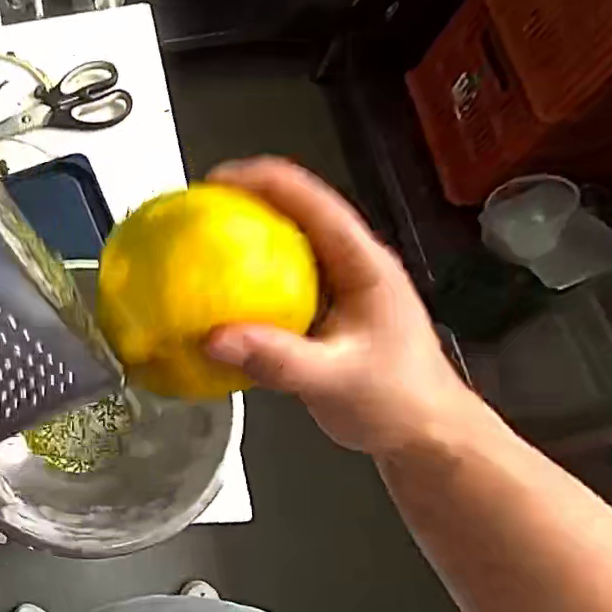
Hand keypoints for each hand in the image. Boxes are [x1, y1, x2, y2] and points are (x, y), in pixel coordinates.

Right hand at [200, 157, 492, 459]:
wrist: (419, 433)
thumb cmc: (394, 400)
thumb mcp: (334, 378)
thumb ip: (276, 359)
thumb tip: (212, 338)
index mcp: (363, 267)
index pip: (316, 206)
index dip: (269, 182)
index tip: (218, 179)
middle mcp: (347, 269)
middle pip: (295, 215)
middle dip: (246, 201)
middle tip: (194, 206)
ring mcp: (330, 291)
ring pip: (281, 248)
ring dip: (239, 238)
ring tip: (192, 241)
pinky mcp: (313, 315)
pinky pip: (268, 285)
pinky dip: (236, 280)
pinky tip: (205, 296)